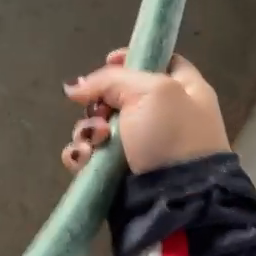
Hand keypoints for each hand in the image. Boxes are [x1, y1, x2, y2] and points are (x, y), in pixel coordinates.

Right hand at [60, 49, 229, 174]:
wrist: (175, 197)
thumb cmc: (173, 136)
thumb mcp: (151, 91)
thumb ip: (111, 80)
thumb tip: (73, 87)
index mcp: (183, 90)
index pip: (158, 61)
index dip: (131, 58)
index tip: (107, 61)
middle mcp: (159, 116)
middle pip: (116, 96)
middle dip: (97, 102)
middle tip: (99, 112)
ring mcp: (137, 145)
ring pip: (96, 126)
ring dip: (86, 130)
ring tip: (95, 142)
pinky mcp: (116, 170)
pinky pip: (87, 154)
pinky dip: (80, 154)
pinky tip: (84, 158)